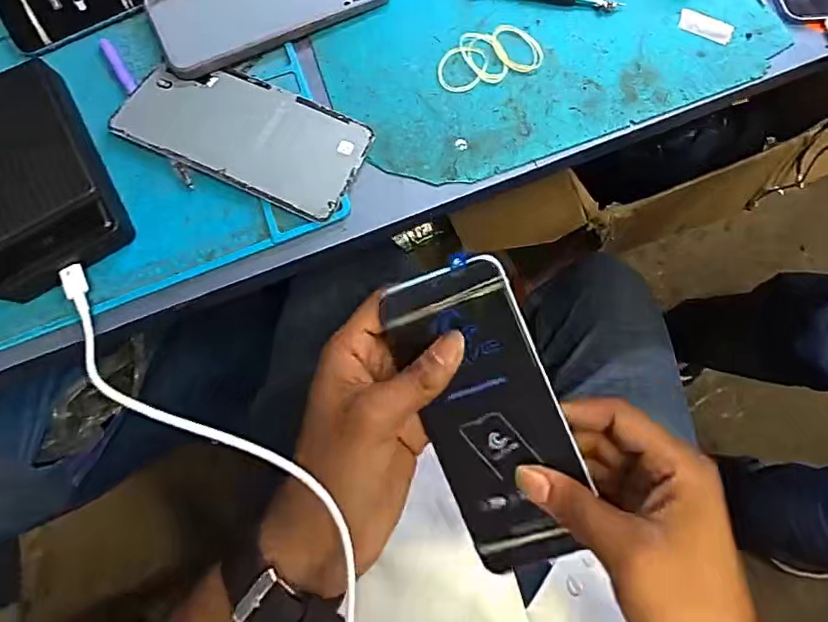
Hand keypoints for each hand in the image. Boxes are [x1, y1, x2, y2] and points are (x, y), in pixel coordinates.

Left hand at [257, 290, 463, 597]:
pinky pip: (440, 393)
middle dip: (444, 322)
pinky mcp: (413, 423)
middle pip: (412, 331)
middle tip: (489, 312)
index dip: (417, 294)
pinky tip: (491, 377)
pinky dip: (460, 387)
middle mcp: (375, 366)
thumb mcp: (374, 417)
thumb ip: (418, 378)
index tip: (459, 287)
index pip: (385, 306)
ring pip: (429, 361)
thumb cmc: (338, 468)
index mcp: (352, 352)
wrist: (331, 540)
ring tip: (497, 339)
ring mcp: (395, 395)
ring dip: (456, 354)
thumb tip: (458, 339)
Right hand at [515, 398, 753, 621]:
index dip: (581, 413)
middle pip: (611, 441)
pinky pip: (606, 497)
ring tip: (535, 474)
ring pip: (605, 469)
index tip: (543, 417)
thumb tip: (531, 474)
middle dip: (571, 446)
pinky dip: (581, 498)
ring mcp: (659, 501)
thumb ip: (575, 506)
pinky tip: (554, 499)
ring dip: (572, 473)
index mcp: (680, 465)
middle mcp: (671, 474)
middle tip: (530, 452)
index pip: (622, 418)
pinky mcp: (646, 526)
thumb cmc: (689, 606)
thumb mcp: (627, 549)